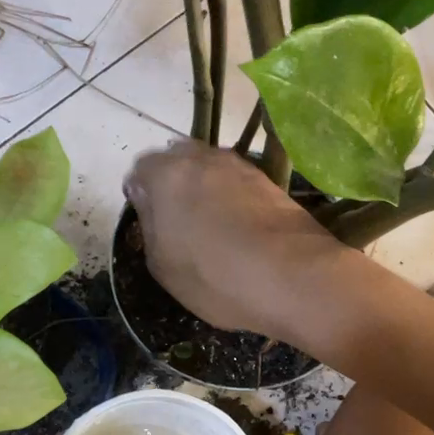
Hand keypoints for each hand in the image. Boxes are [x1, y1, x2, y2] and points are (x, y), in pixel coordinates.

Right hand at [123, 140, 343, 340]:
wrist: (293, 276)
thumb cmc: (215, 276)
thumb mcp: (161, 264)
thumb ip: (148, 224)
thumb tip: (148, 201)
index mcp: (166, 174)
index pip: (140, 171)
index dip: (141, 197)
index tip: (152, 225)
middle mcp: (201, 158)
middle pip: (176, 162)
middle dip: (172, 186)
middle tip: (178, 225)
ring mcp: (239, 165)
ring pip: (208, 170)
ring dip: (204, 190)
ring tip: (210, 227)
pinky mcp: (269, 180)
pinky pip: (236, 183)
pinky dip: (231, 198)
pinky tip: (238, 228)